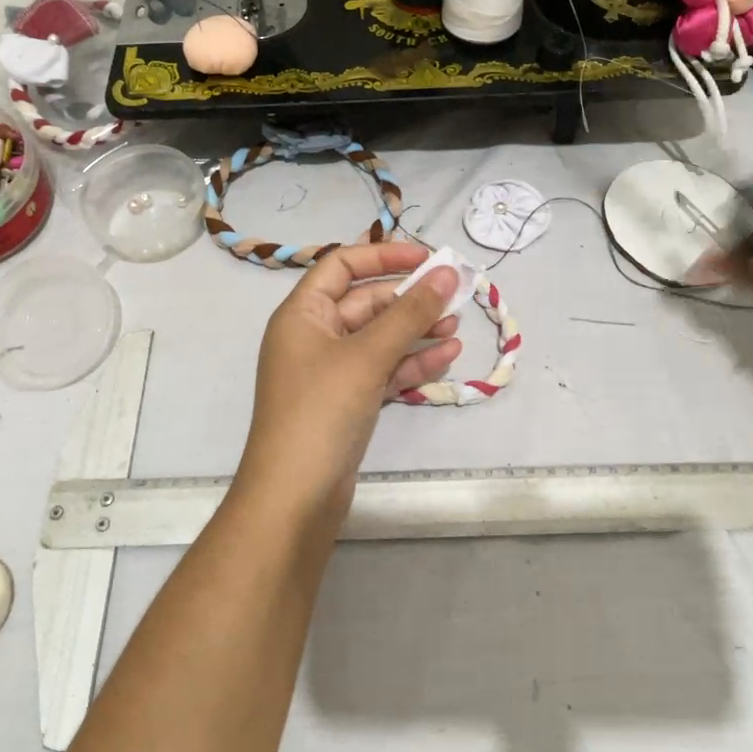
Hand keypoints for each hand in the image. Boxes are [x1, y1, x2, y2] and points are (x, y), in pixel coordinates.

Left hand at [237, 244, 461, 515]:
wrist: (295, 496)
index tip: (428, 259)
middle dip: (409, 298)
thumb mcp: (367, 356)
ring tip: (458, 324)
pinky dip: (412, 362)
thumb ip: (410, 314)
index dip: (384, 255)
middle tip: (457, 295)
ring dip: (416, 329)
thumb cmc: (321, 411)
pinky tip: (448, 355)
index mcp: (302, 313)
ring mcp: (331, 372)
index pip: (342, 265)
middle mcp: (314, 336)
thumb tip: (448, 273)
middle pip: (366, 302)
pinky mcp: (348, 402)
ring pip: (379, 338)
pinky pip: (383, 370)